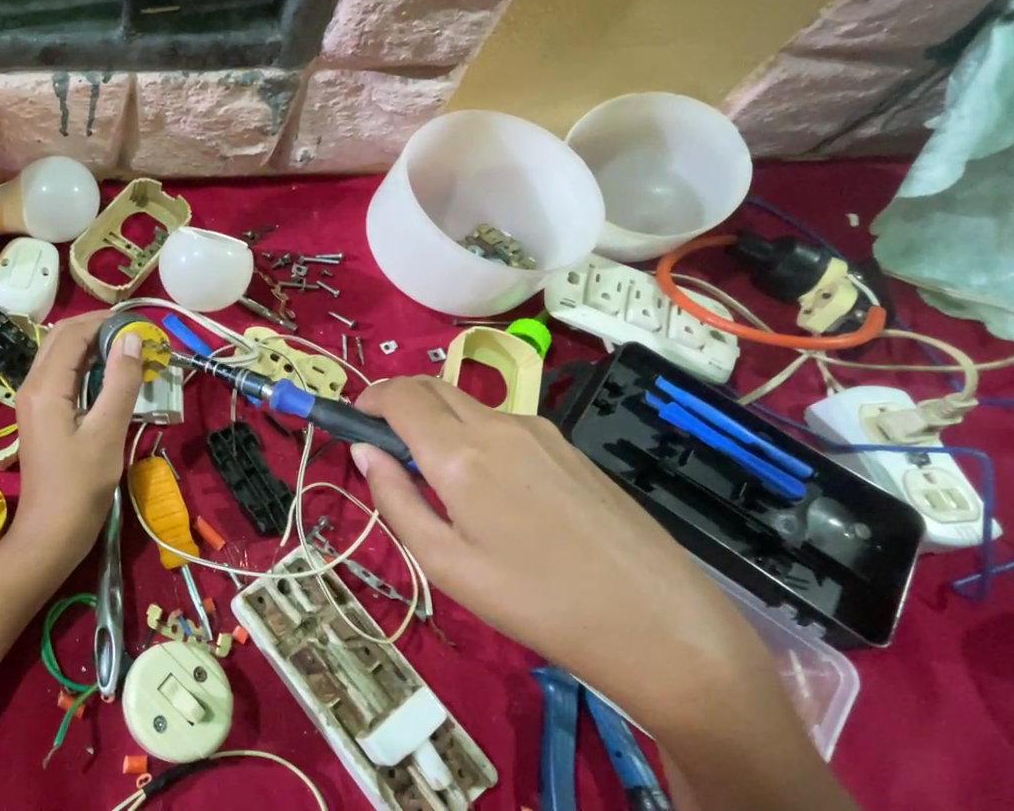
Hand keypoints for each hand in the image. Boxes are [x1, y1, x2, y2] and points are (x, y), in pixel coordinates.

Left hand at [8, 311, 143, 566]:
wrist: (50, 533)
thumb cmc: (80, 487)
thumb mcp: (107, 433)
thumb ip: (120, 383)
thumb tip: (131, 338)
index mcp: (45, 386)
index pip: (73, 334)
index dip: (105, 321)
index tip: (140, 322)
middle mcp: (32, 385)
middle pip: (60, 338)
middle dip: (96, 328)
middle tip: (134, 333)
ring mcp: (32, 400)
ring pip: (58, 355)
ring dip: (90, 345)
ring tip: (127, 350)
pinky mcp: (39, 415)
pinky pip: (59, 375)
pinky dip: (83, 366)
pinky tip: (108, 376)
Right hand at [348, 377, 775, 732]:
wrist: (661, 626)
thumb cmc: (537, 603)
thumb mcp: (447, 564)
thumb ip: (396, 500)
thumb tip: (366, 452)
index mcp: (460, 454)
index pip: (399, 396)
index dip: (368, 398)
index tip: (352, 420)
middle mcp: (498, 426)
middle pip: (431, 386)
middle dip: (396, 401)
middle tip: (383, 444)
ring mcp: (541, 432)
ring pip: (468, 404)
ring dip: (436, 419)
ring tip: (436, 477)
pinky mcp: (570, 448)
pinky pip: (503, 425)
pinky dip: (473, 435)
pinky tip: (490, 490)